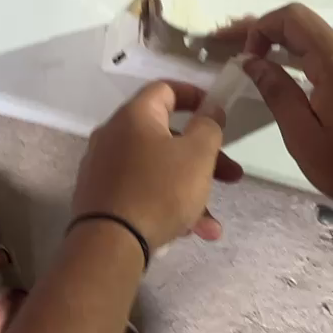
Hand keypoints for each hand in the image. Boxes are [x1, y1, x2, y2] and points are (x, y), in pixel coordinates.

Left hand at [72, 82, 242, 250]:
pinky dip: (166, 205)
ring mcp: (104, 166)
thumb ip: (208, 126)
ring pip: (157, 169)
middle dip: (204, 157)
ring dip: (190, 191)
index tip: (217, 112)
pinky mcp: (101, 195)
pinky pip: (141, 190)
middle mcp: (113, 135)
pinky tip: (190, 232)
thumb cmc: (159, 190)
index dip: (194, 96)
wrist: (109, 242)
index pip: (165, 89)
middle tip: (231, 176)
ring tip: (211, 224)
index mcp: (134, 116)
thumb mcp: (197, 155)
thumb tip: (209, 109)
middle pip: (166, 136)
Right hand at [237, 4, 332, 212]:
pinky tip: (301, 80)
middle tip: (239, 51)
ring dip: (291, 47)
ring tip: (264, 64)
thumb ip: (277, 92)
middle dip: (269, 34)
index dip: (260, 28)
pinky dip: (314, 58)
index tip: (246, 60)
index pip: (292, 17)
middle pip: (307, 25)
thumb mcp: (304, 136)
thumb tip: (252, 61)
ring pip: (324, 39)